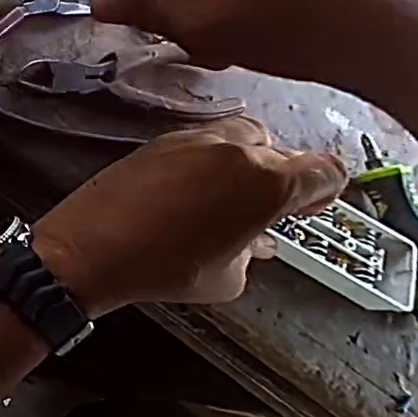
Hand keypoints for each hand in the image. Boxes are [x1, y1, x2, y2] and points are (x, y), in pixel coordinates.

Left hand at [31, 116, 347, 316]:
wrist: (92, 247)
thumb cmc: (164, 269)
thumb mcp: (228, 278)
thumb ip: (253, 250)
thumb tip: (254, 240)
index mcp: (267, 184)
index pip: (324, 171)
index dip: (326, 190)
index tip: (311, 206)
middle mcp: (237, 150)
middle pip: (284, 151)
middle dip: (286, 178)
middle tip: (272, 207)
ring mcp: (197, 139)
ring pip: (244, 138)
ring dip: (250, 162)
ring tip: (233, 196)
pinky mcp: (164, 139)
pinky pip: (206, 142)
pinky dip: (215, 159)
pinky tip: (197, 189)